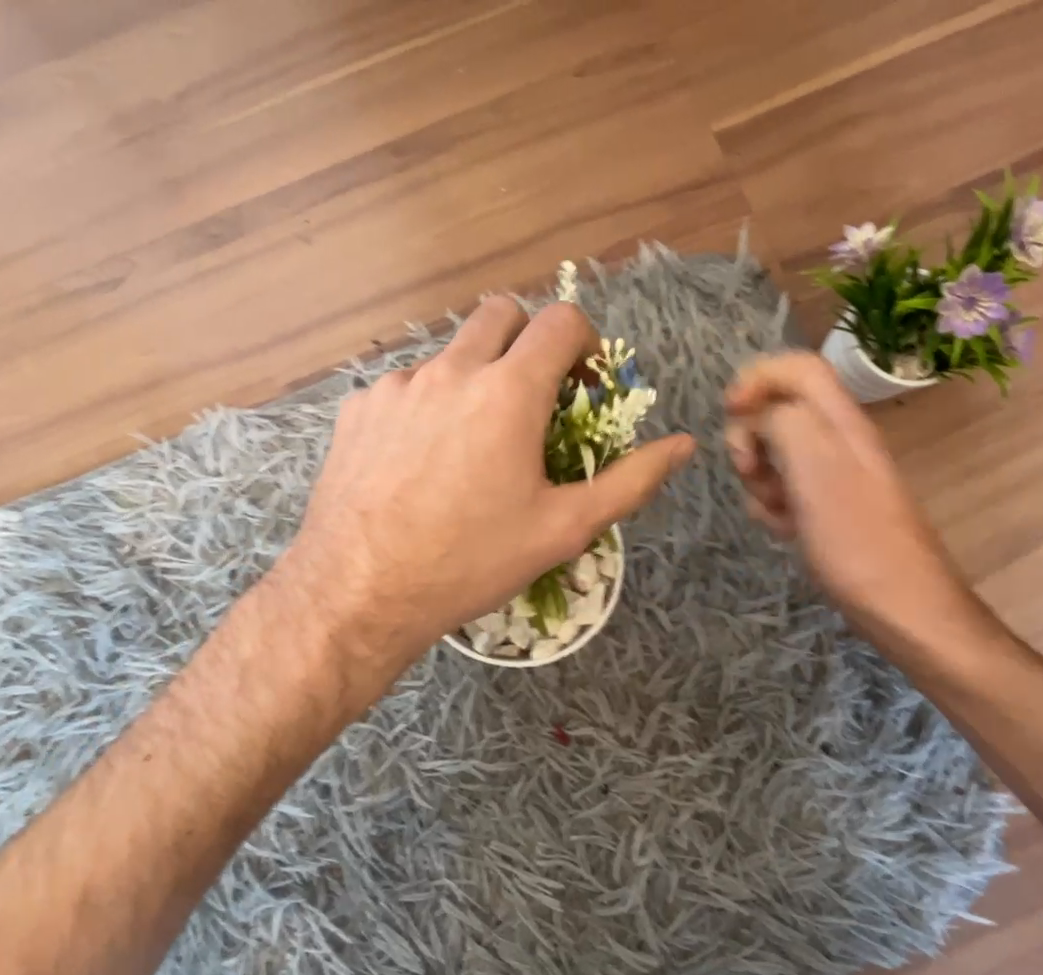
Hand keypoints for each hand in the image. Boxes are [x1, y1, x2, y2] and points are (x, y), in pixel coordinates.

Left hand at [281, 297, 694, 662]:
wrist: (360, 592)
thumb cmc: (470, 562)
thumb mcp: (563, 529)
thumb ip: (630, 481)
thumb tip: (683, 446)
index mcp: (508, 392)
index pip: (560, 321)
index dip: (584, 343)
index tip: (582, 386)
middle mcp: (451, 371)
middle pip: (500, 314)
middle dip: (526, 341)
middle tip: (531, 398)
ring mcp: (397, 387)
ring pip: (448, 353)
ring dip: (474, 377)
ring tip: (471, 445)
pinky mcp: (358, 410)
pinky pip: (404, 388)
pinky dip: (425, 407)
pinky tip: (419, 464)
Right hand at [723, 351, 987, 647]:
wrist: (900, 606)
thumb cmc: (855, 536)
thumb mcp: (813, 464)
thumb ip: (781, 421)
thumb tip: (758, 419)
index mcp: (840, 420)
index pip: (796, 366)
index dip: (756, 377)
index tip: (730, 410)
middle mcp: (838, 440)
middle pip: (776, 412)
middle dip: (749, 439)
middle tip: (752, 470)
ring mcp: (832, 477)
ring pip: (773, 456)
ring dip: (759, 480)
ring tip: (777, 511)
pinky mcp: (826, 509)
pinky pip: (782, 493)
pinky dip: (772, 508)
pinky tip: (785, 531)